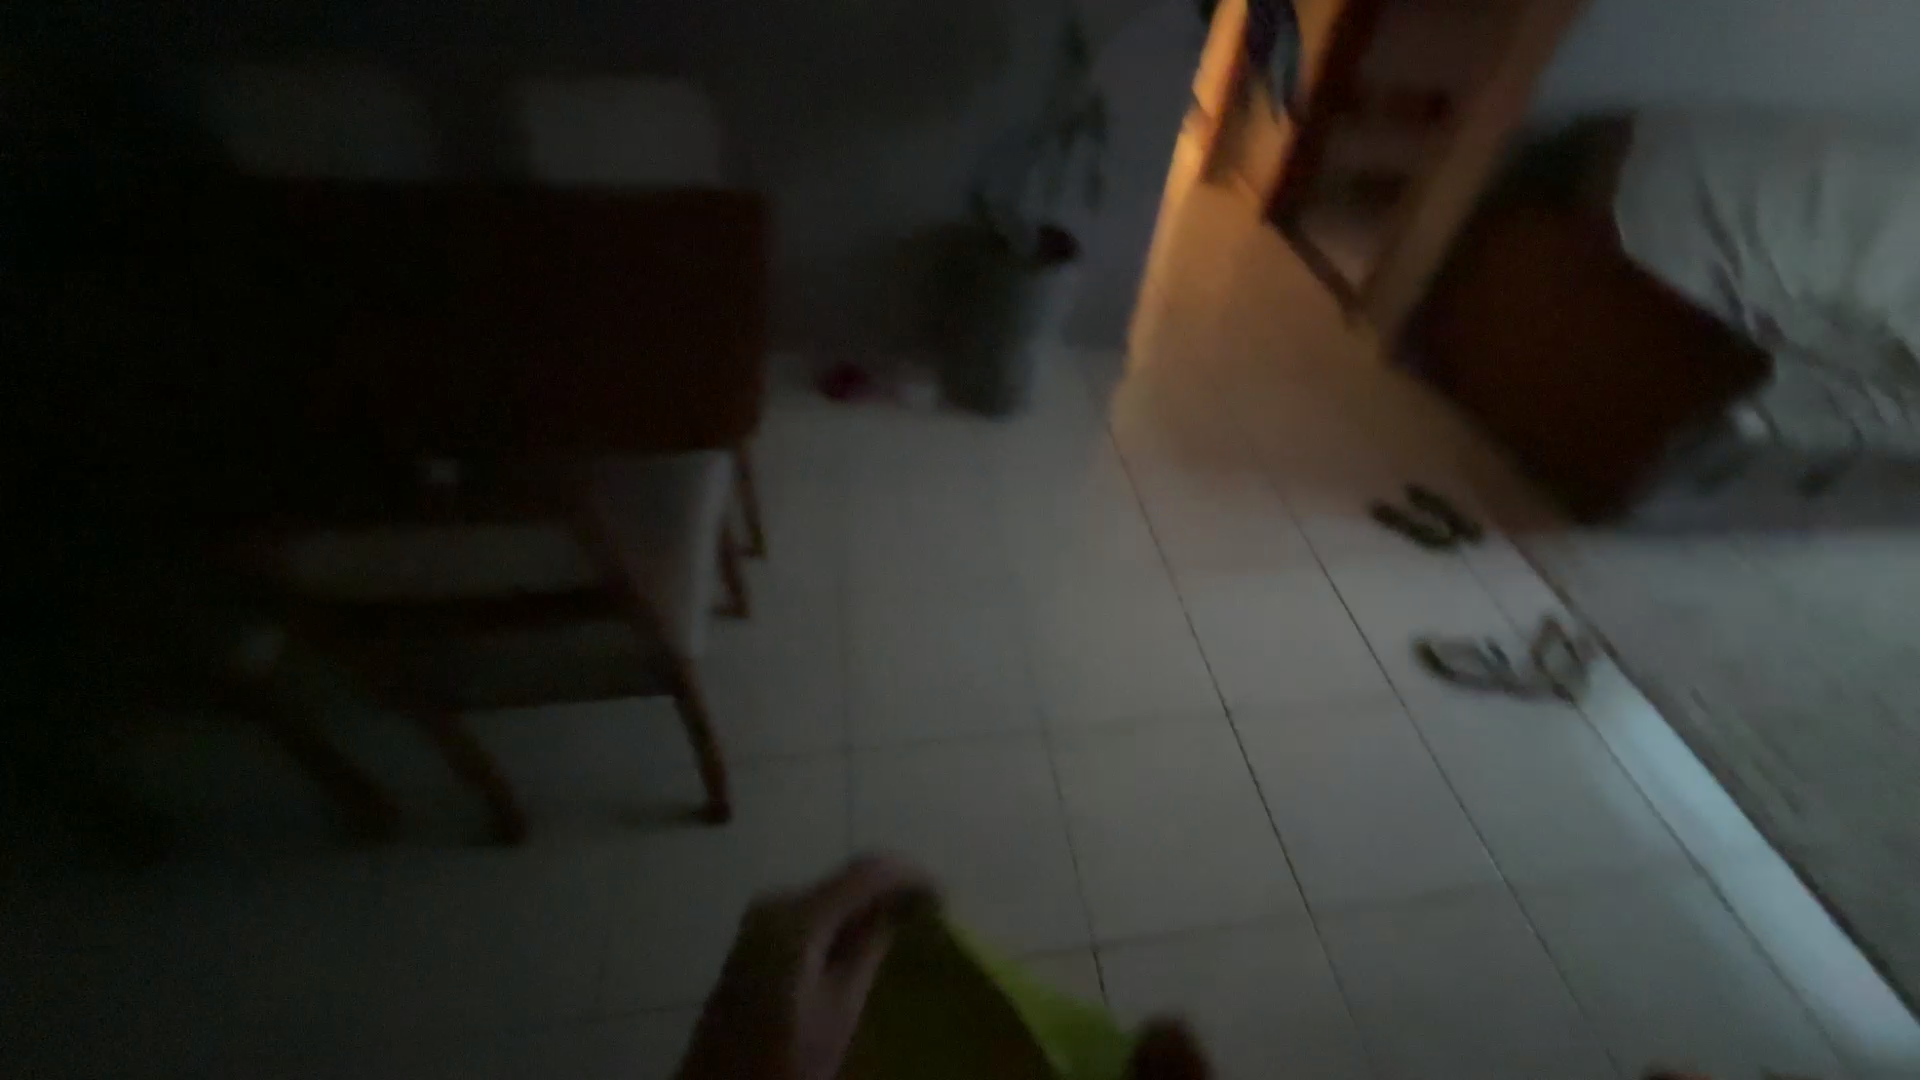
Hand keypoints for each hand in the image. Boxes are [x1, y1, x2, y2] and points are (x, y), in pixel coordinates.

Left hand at [676, 857, 936, 1079]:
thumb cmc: (780, 1064)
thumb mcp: (837, 1010)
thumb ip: (869, 947)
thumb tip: (901, 905)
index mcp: (796, 917)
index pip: (866, 871)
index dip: (910, 875)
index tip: (944, 896)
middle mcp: (776, 901)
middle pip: (848, 878)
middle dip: (891, 887)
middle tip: (931, 910)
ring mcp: (762, 917)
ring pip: (832, 893)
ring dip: (869, 901)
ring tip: (907, 923)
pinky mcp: (757, 936)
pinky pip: (813, 911)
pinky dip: (844, 917)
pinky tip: (866, 939)